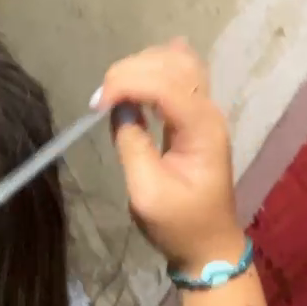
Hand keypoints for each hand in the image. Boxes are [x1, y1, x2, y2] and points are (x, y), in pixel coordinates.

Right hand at [100, 40, 245, 273]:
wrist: (210, 244)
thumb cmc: (180, 225)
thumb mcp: (147, 194)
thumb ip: (132, 146)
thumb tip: (119, 110)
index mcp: (202, 130)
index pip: (166, 84)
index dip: (128, 83)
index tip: (96, 106)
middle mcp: (208, 112)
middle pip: (174, 62)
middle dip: (132, 70)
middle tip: (101, 100)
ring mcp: (205, 111)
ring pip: (178, 61)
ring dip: (142, 65)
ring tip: (115, 93)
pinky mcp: (196, 115)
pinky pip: (179, 75)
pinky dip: (153, 70)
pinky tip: (136, 79)